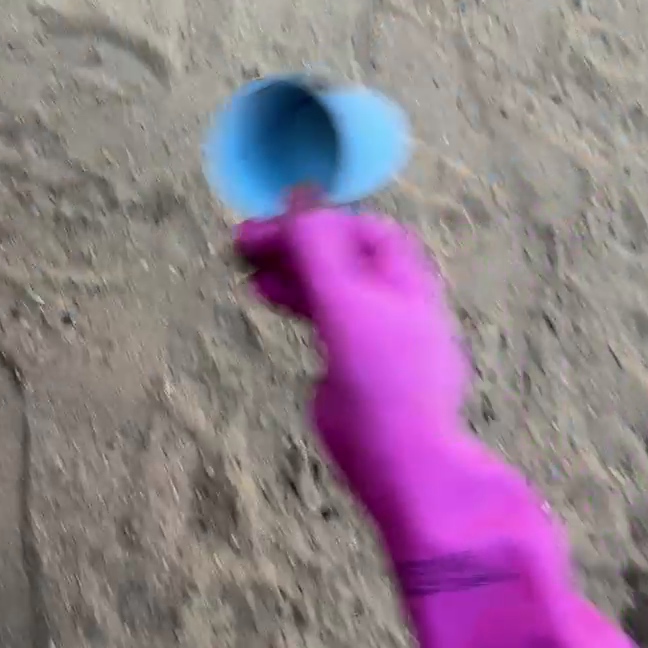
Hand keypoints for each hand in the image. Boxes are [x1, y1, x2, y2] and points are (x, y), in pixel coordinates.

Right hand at [234, 209, 470, 535]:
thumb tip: (299, 192)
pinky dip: (292, 297)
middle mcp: (393, 298)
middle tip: (242, 241)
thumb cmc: (377, 371)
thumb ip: (318, 245)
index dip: (317, 219)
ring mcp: (374, 329)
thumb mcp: (342, 298)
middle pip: (339, 253)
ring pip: (326, 282)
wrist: (398, 455)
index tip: (272, 222)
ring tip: (245, 267)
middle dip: (292, 243)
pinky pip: (321, 311)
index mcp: (405, 279)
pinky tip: (264, 296)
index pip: (361, 228)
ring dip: (286, 268)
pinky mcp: (352, 357)